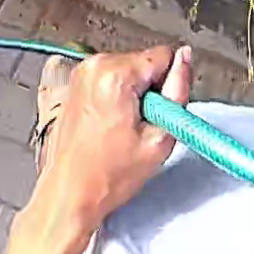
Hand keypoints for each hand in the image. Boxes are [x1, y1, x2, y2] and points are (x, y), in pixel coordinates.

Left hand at [31, 45, 191, 229]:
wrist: (67, 198)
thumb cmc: (108, 177)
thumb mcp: (160, 137)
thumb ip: (179, 90)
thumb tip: (185, 56)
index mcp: (116, 74)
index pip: (165, 55)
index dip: (169, 86)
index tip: (156, 112)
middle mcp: (95, 65)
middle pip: (145, 62)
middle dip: (149, 89)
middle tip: (139, 125)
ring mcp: (82, 73)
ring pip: (130, 69)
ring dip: (132, 93)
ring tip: (121, 127)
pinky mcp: (74, 83)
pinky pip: (110, 77)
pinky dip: (115, 95)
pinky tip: (107, 123)